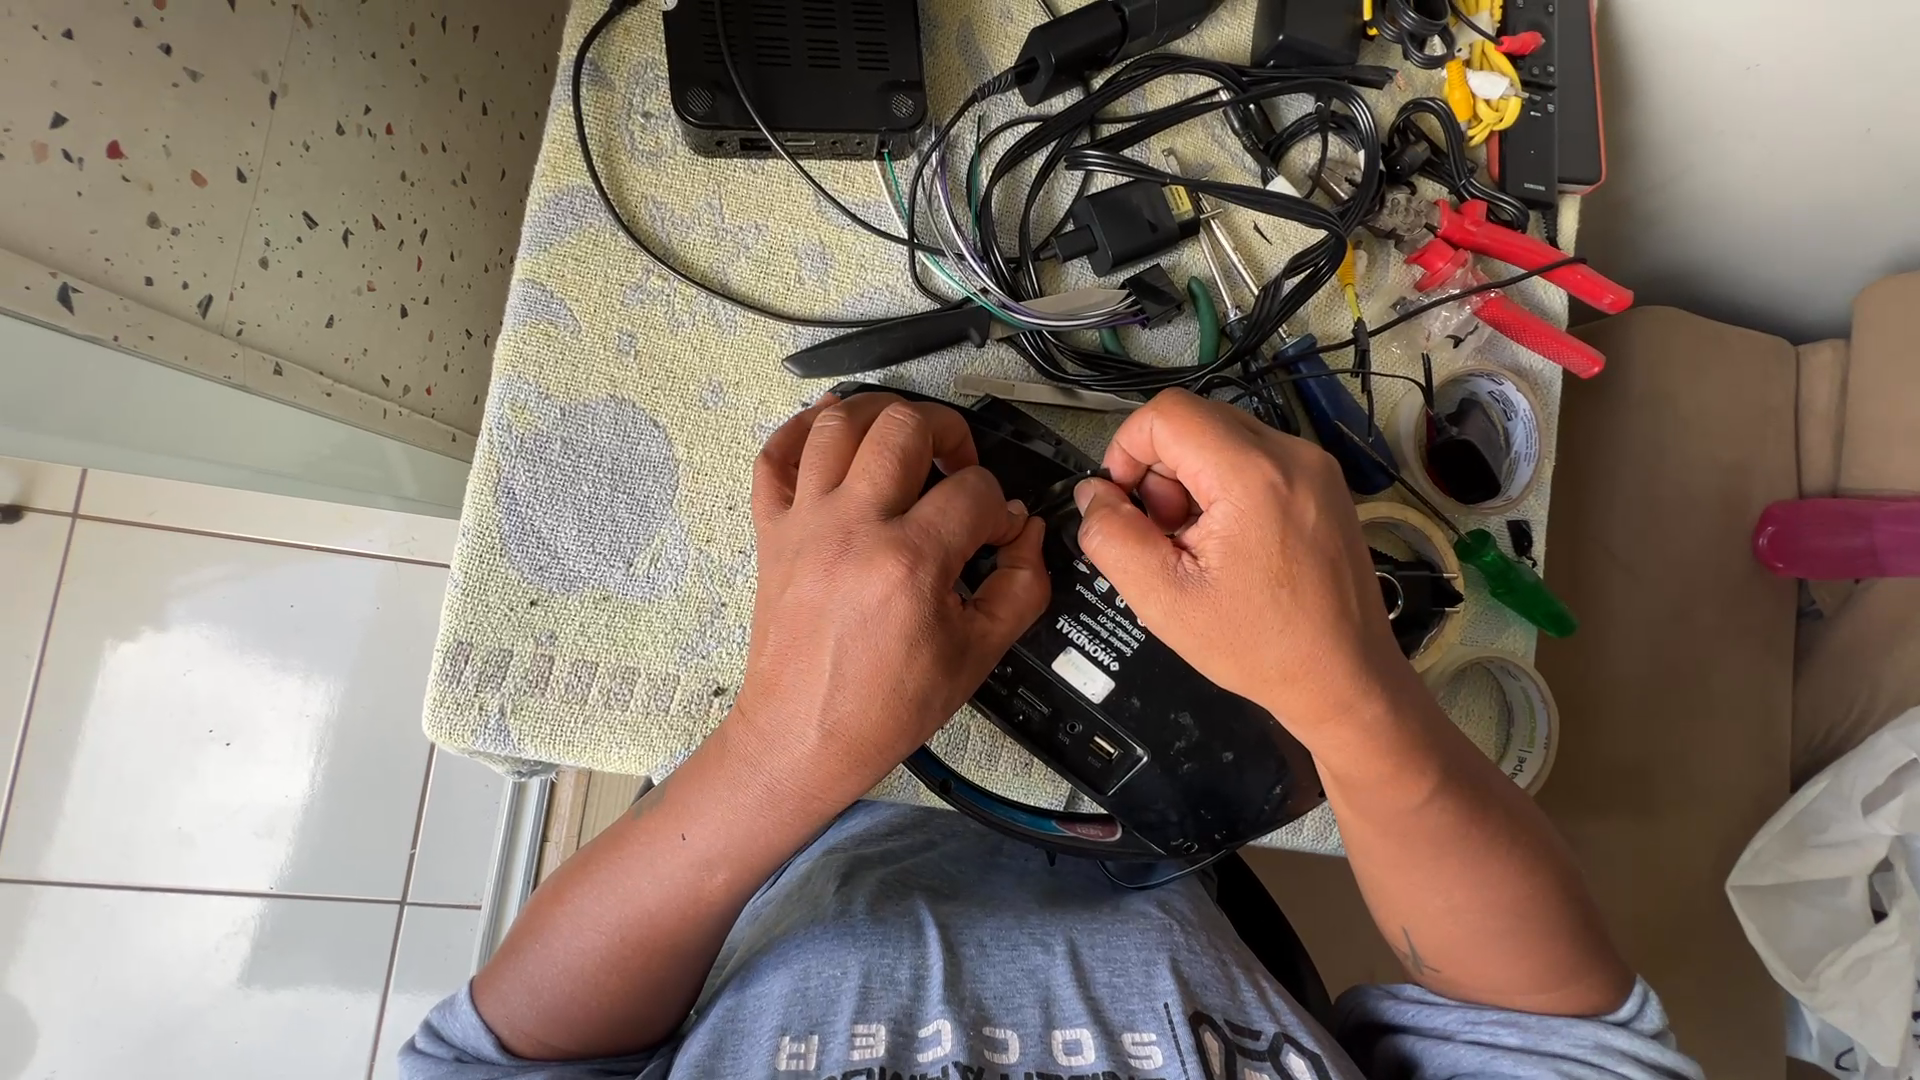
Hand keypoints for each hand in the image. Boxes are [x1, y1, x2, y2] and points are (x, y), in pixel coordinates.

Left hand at [731, 392, 1049, 807]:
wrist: (804, 737)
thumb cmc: (888, 705)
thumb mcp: (978, 655)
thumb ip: (1021, 586)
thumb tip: (1026, 533)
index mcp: (909, 561)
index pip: (974, 490)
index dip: (1000, 505)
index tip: (998, 532)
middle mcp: (853, 527)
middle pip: (904, 425)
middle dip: (948, 431)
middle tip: (957, 465)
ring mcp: (805, 523)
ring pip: (837, 422)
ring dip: (880, 415)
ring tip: (904, 440)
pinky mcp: (771, 531)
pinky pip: (773, 455)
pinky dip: (800, 430)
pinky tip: (829, 432)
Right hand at [1071, 388, 1409, 743]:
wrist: (1346, 679)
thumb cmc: (1257, 646)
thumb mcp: (1162, 599)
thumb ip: (1110, 536)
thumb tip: (1093, 492)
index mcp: (1252, 476)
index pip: (1166, 413)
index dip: (1126, 450)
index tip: (1125, 504)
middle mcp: (1291, 454)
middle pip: (1193, 420)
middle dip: (1158, 470)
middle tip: (1165, 533)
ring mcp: (1314, 465)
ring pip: (1220, 437)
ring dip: (1189, 480)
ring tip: (1197, 543)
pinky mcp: (1322, 482)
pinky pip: (1251, 457)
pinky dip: (1221, 486)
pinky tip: (1228, 541)